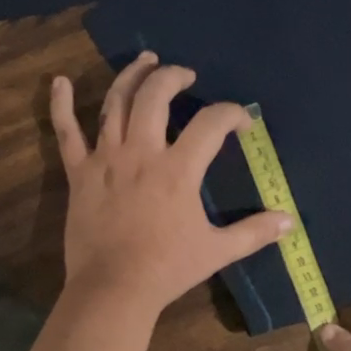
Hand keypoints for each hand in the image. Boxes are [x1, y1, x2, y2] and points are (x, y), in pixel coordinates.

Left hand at [50, 53, 291, 312]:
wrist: (113, 288)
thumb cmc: (167, 269)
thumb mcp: (217, 251)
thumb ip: (254, 232)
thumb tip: (289, 222)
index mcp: (178, 169)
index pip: (211, 124)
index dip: (231, 114)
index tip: (241, 121)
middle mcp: (141, 152)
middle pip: (155, 95)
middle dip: (173, 77)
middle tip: (185, 76)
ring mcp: (106, 159)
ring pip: (115, 103)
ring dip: (131, 76)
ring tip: (145, 61)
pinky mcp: (80, 173)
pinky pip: (67, 132)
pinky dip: (62, 105)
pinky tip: (61, 82)